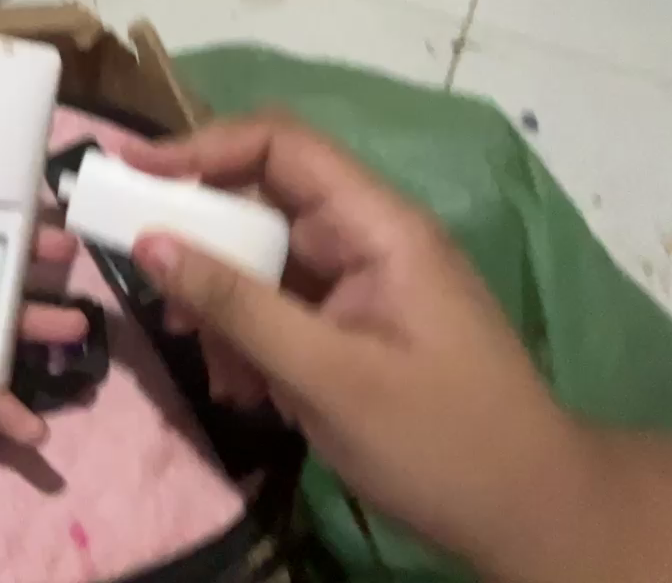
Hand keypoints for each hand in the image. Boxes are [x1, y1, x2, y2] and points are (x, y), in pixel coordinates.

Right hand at [121, 117, 587, 569]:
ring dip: (214, 300)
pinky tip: (240, 385)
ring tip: (204, 355)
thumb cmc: (446, 445)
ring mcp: (347, 274)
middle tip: (146, 272)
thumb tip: (146, 242)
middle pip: (253, 198)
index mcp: (375, 225)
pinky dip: (237, 333)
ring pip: (250, 254)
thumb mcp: (328, 377)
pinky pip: (264, 298)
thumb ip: (234, 304)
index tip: (134, 170)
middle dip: (196, 239)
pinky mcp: (336, 312)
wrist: (537, 527)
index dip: (201, 146)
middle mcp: (358, 233)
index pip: (278, 144)